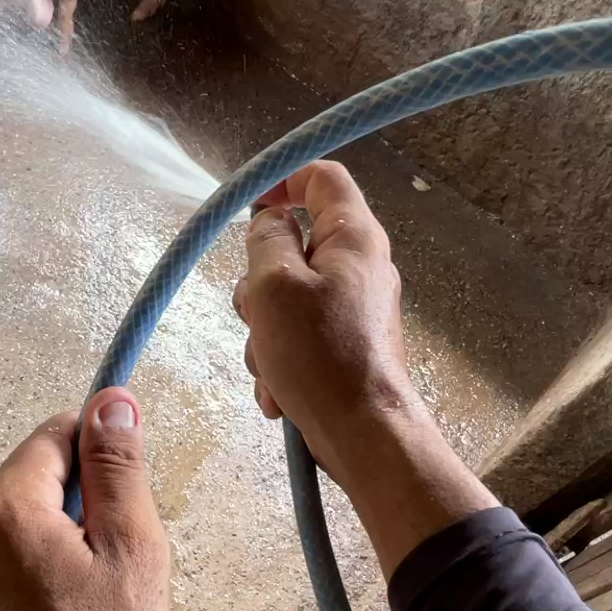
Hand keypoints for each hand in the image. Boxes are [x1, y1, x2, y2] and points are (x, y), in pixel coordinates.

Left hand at [0, 387, 170, 610]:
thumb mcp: (132, 554)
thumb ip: (117, 468)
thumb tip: (110, 400)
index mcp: (3, 508)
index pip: (53, 436)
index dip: (96, 452)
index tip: (124, 491)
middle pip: (28, 486)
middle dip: (73, 510)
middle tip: (113, 568)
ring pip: (9, 534)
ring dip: (47, 550)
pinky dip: (21, 588)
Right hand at [233, 161, 495, 574]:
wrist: (362, 432)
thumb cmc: (318, 353)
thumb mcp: (274, 286)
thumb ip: (266, 242)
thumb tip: (269, 224)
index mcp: (352, 237)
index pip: (320, 177)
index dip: (281, 182)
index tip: (250, 208)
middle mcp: (358, 267)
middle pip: (292, 248)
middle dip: (259, 283)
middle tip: (255, 311)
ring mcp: (351, 309)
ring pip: (286, 299)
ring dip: (264, 331)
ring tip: (271, 364)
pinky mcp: (343, 345)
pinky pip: (297, 336)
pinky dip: (281, 358)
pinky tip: (281, 390)